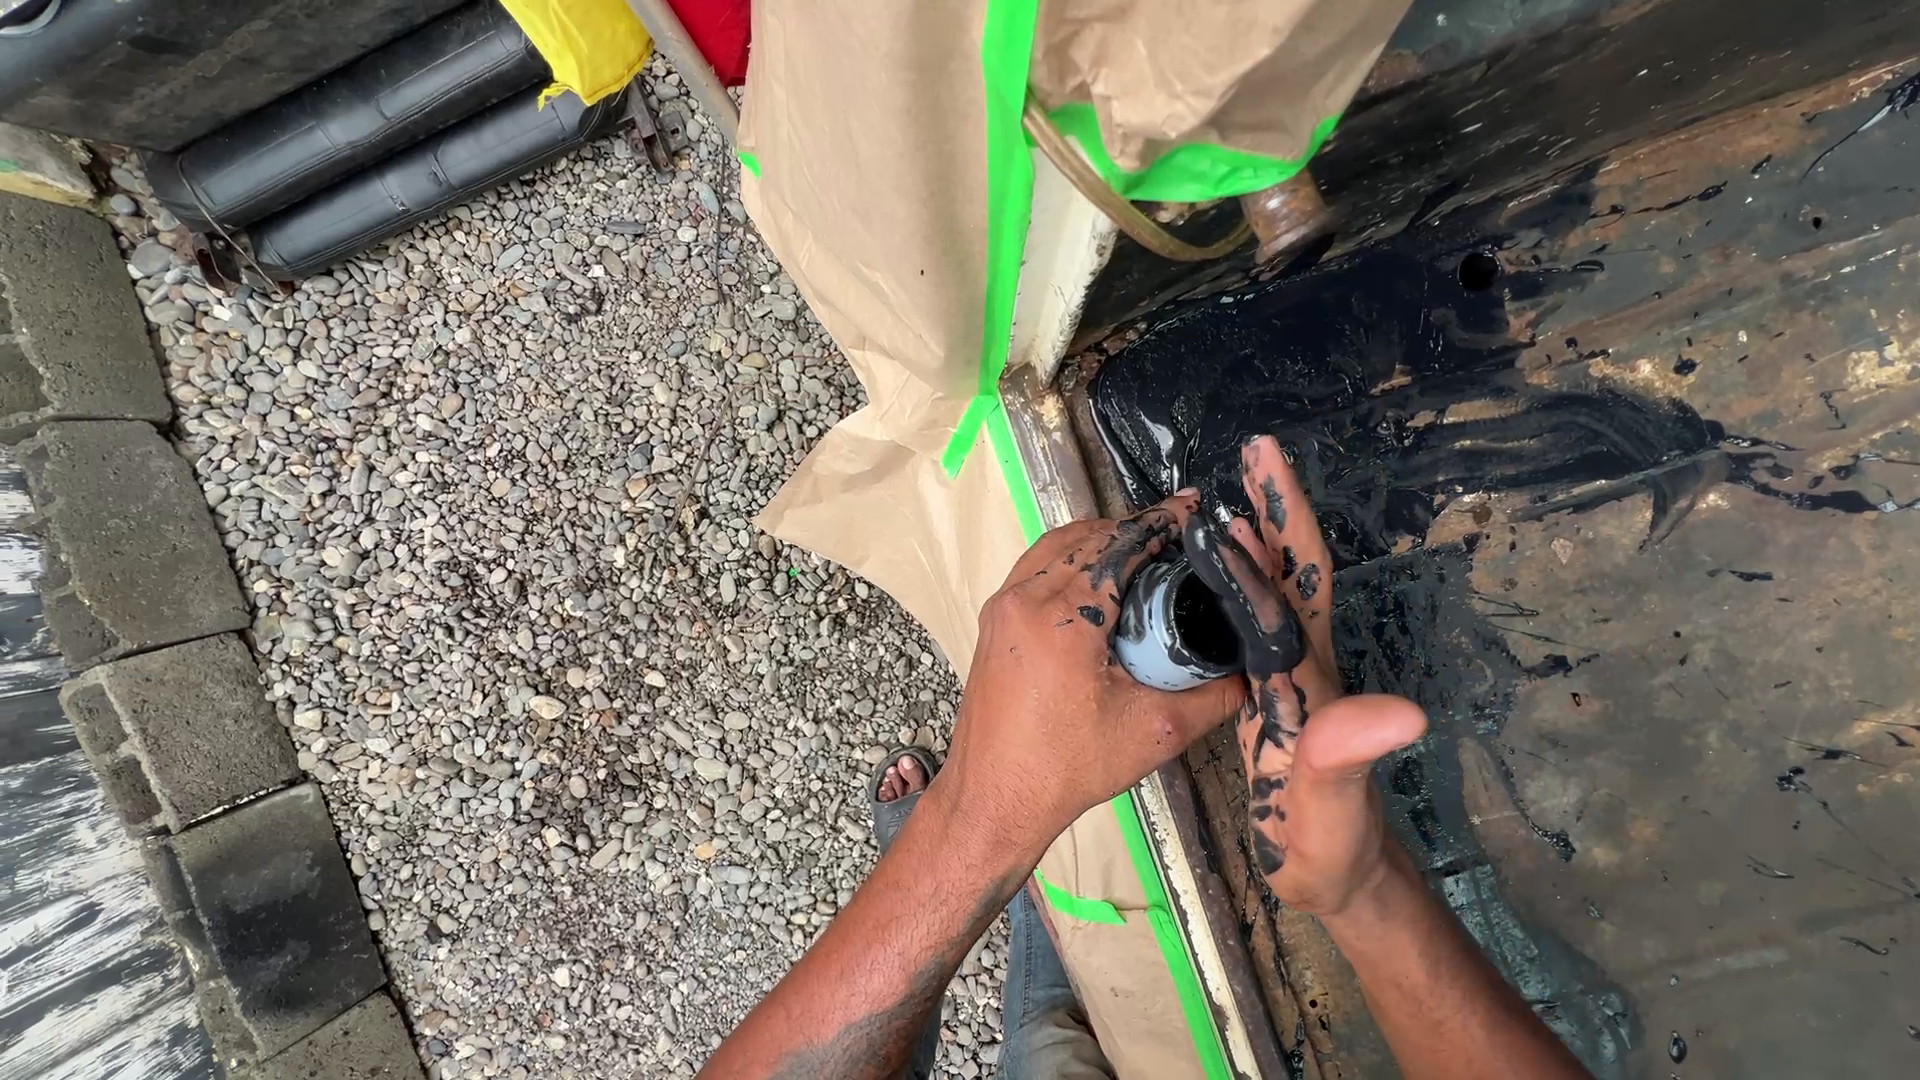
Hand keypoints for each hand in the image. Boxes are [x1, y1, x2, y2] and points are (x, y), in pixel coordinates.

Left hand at [940, 492, 1246, 850]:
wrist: (992, 798)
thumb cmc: (1066, 769)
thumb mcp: (1153, 732)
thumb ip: (1212, 694)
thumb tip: (1250, 667)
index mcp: (1062, 617)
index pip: (1120, 546)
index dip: (1161, 523)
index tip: (1193, 509)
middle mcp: (1023, 598)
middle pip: (1086, 537)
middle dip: (1133, 530)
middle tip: (1177, 542)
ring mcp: (1000, 607)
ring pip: (1055, 547)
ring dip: (1098, 541)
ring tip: (1143, 557)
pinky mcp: (992, 621)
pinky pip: (1034, 568)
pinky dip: (1068, 560)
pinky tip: (1097, 584)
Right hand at [1196, 436, 1428, 916]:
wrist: (1336, 869)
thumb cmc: (1328, 845)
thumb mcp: (1330, 811)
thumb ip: (1347, 761)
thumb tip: (1404, 709)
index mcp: (1308, 674)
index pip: (1293, 590)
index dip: (1275, 533)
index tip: (1252, 478)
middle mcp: (1302, 660)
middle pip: (1295, 569)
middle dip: (1278, 507)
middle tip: (1255, 450)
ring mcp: (1287, 672)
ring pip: (1276, 587)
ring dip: (1259, 533)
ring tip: (1232, 491)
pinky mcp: (1269, 688)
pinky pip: (1253, 616)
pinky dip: (1239, 577)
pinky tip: (1219, 566)